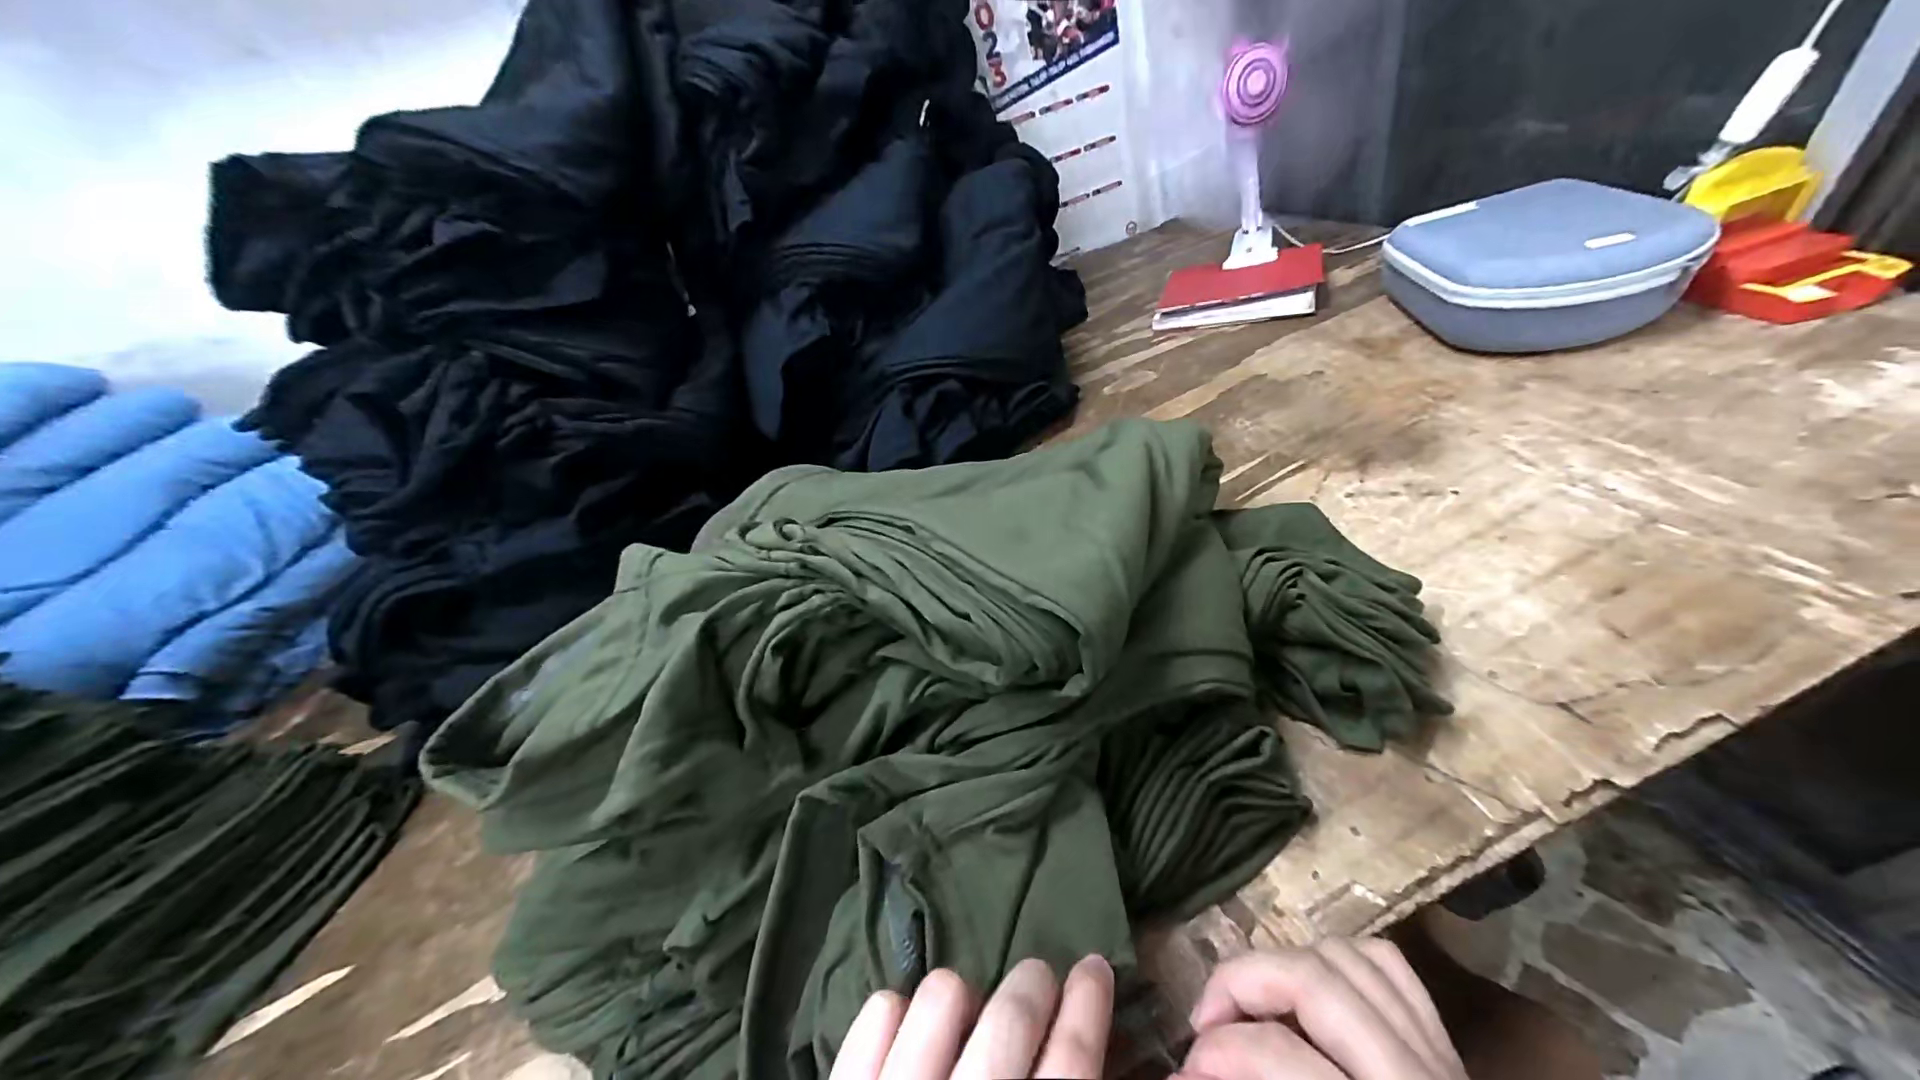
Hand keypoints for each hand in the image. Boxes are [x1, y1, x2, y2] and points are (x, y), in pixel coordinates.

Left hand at [830, 955, 1114, 1079]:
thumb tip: (1100, 1068)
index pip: (1070, 1067)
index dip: (1089, 1008)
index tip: (1095, 969)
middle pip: (1011, 1020)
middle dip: (1036, 984)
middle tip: (1042, 979)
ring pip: (942, 996)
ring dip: (965, 999)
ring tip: (972, 1019)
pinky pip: (881, 1009)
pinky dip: (902, 1011)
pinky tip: (915, 1036)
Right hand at [1176, 939, 1466, 1079]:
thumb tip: (1185, 1075)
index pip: (1278, 1052)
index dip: (1215, 1051)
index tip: (1184, 1071)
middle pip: (1313, 979)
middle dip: (1239, 981)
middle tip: (1205, 1019)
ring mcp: (1442, 1061)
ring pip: (1348, 957)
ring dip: (1283, 965)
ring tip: (1252, 1004)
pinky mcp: (1449, 1052)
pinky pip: (1389, 968)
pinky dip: (1338, 960)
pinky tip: (1308, 987)